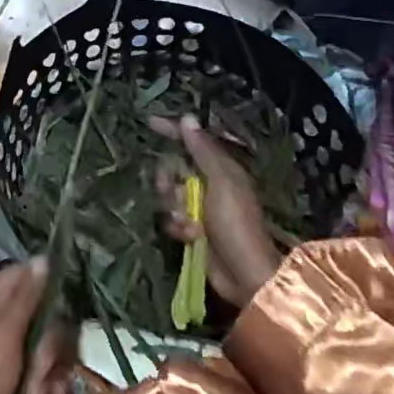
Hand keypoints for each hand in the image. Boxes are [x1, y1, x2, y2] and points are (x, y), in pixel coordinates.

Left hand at [0, 258, 71, 393]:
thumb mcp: (5, 326)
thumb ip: (27, 293)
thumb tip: (44, 257)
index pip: (25, 273)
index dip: (46, 286)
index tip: (61, 303)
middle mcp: (2, 314)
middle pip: (44, 312)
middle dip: (50, 341)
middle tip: (41, 359)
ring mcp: (11, 345)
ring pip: (49, 343)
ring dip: (48, 368)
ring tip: (35, 387)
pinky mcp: (18, 372)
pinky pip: (46, 368)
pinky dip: (46, 385)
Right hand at [149, 114, 282, 308]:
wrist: (244, 274)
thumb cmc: (236, 223)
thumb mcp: (221, 182)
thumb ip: (203, 151)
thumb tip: (187, 118)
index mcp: (222, 169)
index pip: (193, 141)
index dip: (172, 131)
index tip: (149, 123)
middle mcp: (210, 184)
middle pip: (174, 169)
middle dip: (168, 180)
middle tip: (173, 193)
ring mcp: (201, 208)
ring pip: (169, 195)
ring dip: (174, 208)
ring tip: (189, 222)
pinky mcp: (193, 230)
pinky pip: (172, 218)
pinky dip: (178, 227)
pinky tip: (189, 237)